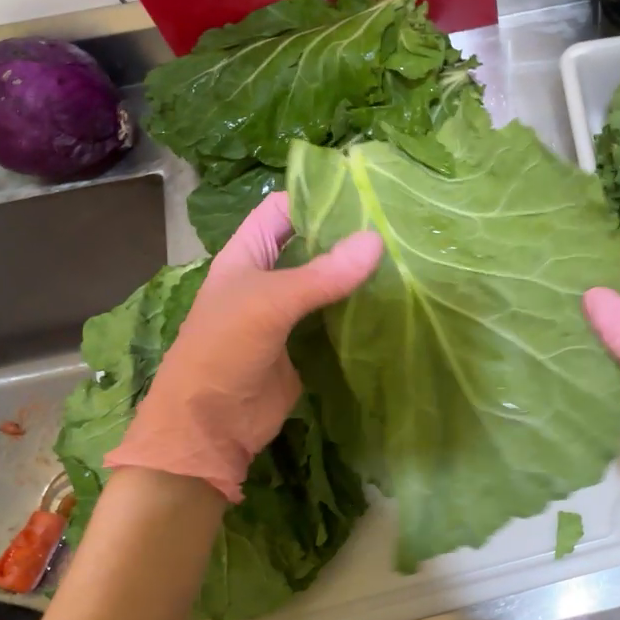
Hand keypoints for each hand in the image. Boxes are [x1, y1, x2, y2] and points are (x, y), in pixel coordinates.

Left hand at [105, 193, 381, 501]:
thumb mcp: (268, 304)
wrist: (210, 428)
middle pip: (313, 244)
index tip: (366, 192)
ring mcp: (291, 314)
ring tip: (410, 259)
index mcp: (247, 254)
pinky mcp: (309, 346)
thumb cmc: (223, 353)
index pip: (283, 209)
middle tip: (401, 226)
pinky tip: (396, 303)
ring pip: (331, 283)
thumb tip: (377, 241)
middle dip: (349, 235)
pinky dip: (363, 312)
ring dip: (361, 275)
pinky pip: (340, 320)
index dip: (317, 196)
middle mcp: (270, 278)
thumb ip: (321, 275)